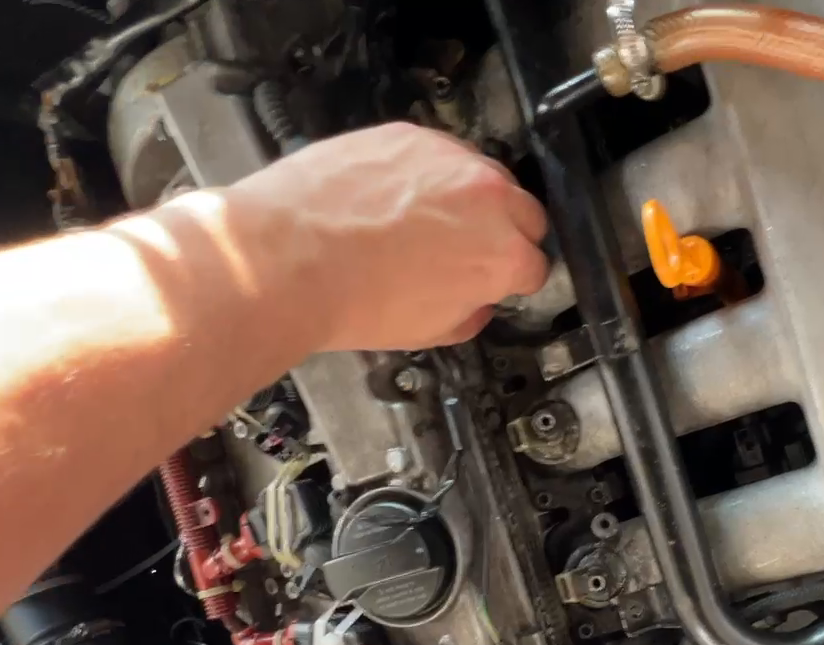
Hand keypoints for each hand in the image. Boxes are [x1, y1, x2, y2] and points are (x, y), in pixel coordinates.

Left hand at [227, 122, 549, 350]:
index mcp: (503, 256)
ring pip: (488, 177)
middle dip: (509, 235)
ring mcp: (450, 160)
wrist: (287, 259)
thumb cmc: (356, 301)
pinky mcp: (409, 134)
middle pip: (527, 214)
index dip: (517, 280)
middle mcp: (488, 200)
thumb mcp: (433, 330)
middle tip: (475, 252)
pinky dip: (434, 176)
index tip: (502, 282)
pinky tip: (401, 200)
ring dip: (475, 201)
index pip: (536, 266)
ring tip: (434, 223)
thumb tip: (478, 301)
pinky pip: (442, 154)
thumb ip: (473, 312)